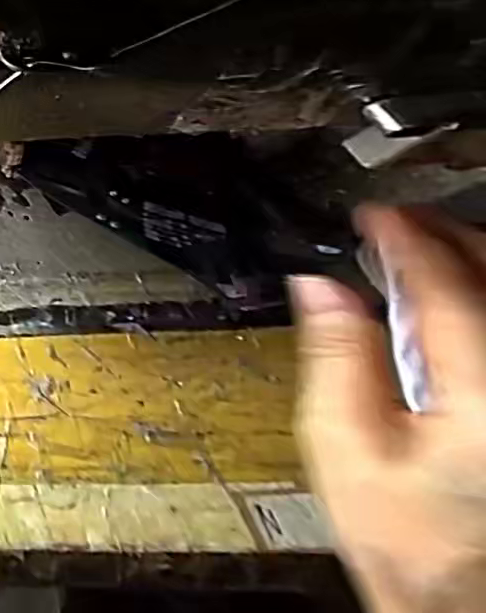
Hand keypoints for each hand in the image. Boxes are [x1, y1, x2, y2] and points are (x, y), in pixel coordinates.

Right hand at [291, 205, 485, 612]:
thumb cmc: (403, 534)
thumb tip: (320, 288)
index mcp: (485, 402)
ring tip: (437, 255)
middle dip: (462, 249)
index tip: (376, 215)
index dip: (410, 246)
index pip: (451, 297)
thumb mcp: (343, 441)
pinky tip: (465, 312)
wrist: (474, 609)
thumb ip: (338, 357)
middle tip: (406, 224)